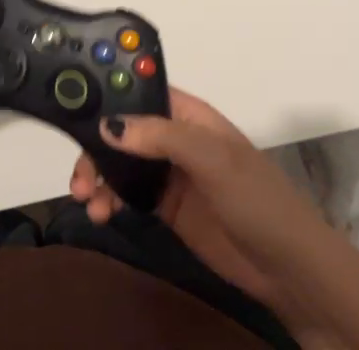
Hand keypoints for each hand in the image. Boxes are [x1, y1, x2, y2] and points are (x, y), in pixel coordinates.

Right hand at [69, 88, 325, 312]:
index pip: (139, 89)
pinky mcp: (164, 205)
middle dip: (93, 144)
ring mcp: (168, 172)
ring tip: (87, 199)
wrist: (289, 269)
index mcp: (189, 116)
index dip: (106, 91)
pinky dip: (106, 199)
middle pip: (119, 128)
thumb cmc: (258, 201)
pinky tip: (100, 213)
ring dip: (95, 175)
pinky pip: (123, 193)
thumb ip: (161, 137)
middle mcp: (173, 138)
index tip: (70, 101)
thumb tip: (108, 125)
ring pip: (116, 162)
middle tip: (78, 170)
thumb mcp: (213, 160)